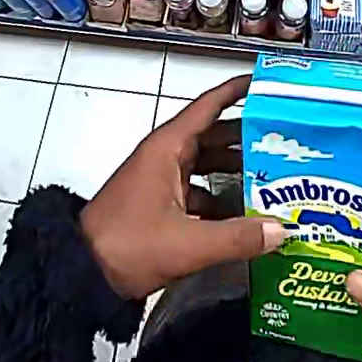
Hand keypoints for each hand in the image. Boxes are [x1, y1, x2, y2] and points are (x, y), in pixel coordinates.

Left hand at [79, 75, 286, 299]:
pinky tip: (245, 212)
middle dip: (248, 134)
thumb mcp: (186, 243)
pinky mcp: (159, 201)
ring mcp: (161, 178)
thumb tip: (283, 230)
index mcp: (169, 147)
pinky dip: (221, 194)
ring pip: (207, 162)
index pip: (209, 105)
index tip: (267, 82)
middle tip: (285, 136)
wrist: (76, 278)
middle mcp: (166, 155)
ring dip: (236, 166)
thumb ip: (237, 237)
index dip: (238, 90)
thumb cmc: (127, 246)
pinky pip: (198, 187)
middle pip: (214, 134)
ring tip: (273, 173)